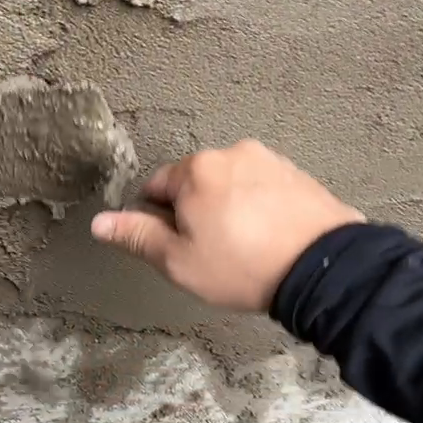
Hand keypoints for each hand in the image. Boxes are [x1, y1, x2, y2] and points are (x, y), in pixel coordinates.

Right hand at [91, 140, 364, 311]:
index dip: (160, 220)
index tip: (179, 247)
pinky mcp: (298, 174)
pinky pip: (261, 188)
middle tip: (212, 252)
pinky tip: (267, 238)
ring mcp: (269, 160)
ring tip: (244, 247)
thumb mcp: (178, 261)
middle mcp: (231, 152)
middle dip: (195, 211)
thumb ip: (136, 236)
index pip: (155, 188)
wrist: (324, 270)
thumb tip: (98, 222)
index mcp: (195, 169)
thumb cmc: (241, 266)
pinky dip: (257, 208)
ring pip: (229, 185)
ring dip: (227, 208)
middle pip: (194, 183)